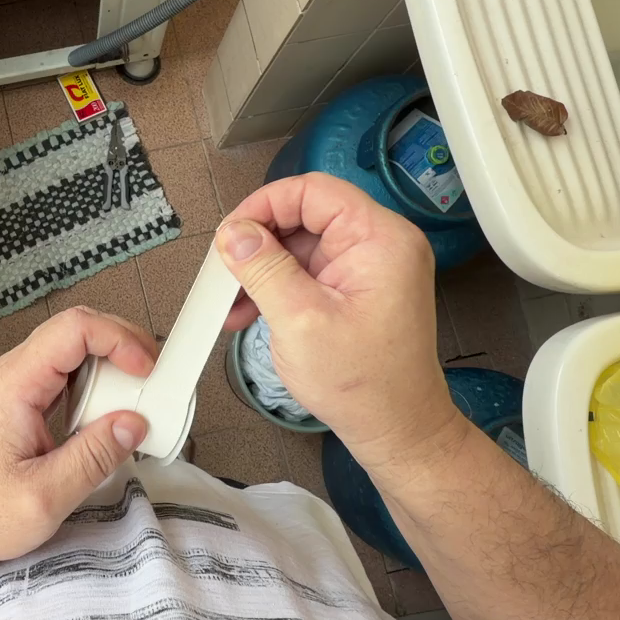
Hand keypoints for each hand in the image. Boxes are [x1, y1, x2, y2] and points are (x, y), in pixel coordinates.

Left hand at [0, 307, 155, 584]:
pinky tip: (109, 414)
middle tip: (153, 379)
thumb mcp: (44, 497)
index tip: (146, 369)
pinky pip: (66, 375)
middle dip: (122, 345)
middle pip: (76, 330)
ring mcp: (17, 385)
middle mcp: (13, 375)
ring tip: (136, 399)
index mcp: (15, 386)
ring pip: (73, 350)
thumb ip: (93, 458)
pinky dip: (95, 385)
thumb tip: (134, 424)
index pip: (73, 330)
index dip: (117, 339)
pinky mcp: (23, 401)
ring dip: (111, 366)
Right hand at [217, 173, 467, 474]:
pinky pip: (302, 270)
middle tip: (226, 269)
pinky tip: (248, 311)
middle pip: (302, 216)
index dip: (265, 205)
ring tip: (232, 302)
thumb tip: (234, 233)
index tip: (232, 232)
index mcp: (379, 240)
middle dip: (257, 243)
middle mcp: (376, 245)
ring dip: (259, 270)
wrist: (394, 429)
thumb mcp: (300, 321)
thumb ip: (263, 269)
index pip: (313, 191)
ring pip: (296, 245)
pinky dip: (273, 286)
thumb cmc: (365, 385)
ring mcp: (364, 267)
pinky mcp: (351, 288)